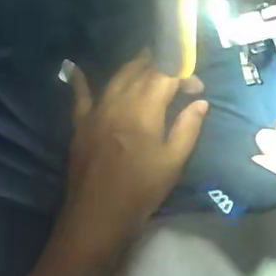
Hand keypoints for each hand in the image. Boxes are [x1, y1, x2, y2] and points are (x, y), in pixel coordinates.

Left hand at [58, 53, 208, 253]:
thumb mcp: (173, 162)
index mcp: (144, 109)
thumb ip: (187, 128)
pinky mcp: (80, 124)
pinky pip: (80, 97)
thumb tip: (200, 102)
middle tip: (176, 73)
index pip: (166, 76)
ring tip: (146, 60)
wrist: (98, 214)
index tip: (197, 88)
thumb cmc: (141, 190)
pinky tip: (75, 68)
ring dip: (132, 67)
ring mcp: (96, 111)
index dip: (183, 75)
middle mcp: (118, 102)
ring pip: (115, 79)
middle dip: (160, 66)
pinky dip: (80, 82)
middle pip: (140, 71)